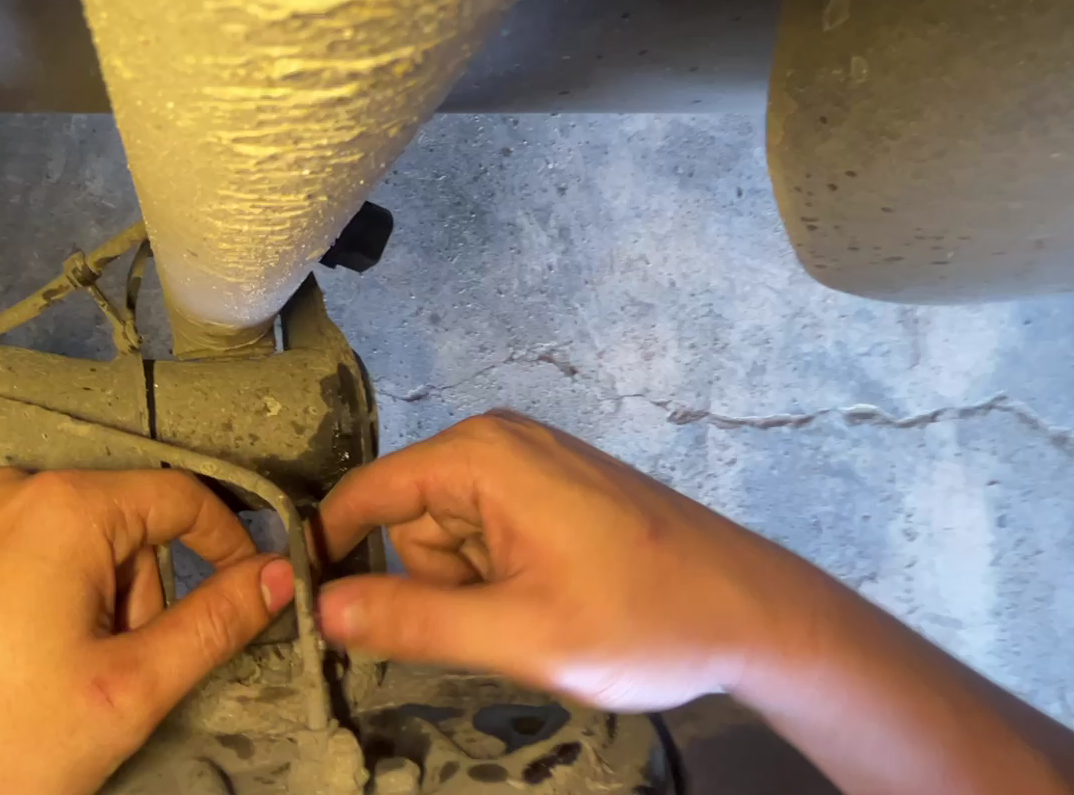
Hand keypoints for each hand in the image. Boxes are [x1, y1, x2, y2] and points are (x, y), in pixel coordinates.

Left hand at [0, 468, 295, 794]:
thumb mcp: (124, 690)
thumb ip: (214, 625)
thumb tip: (281, 575)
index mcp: (65, 502)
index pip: (181, 495)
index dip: (228, 542)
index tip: (250, 597)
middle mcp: (15, 485)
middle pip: (125, 526)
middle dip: (139, 598)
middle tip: (107, 678)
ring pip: (76, 544)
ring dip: (93, 606)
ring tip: (52, 683)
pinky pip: (25, 552)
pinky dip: (46, 602)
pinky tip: (10, 668)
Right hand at [315, 411, 830, 711]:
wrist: (758, 615)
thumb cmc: (638, 619)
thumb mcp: (519, 634)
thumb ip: (411, 620)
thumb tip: (320, 607)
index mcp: (476, 456)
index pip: (367, 493)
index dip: (334, 546)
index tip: (315, 606)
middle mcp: (491, 439)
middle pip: (410, 517)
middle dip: (437, 579)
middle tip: (501, 620)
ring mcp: (522, 455)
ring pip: (447, 528)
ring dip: (472, 580)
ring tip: (537, 607)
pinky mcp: (544, 477)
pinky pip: (483, 524)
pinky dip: (498, 567)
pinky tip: (553, 588)